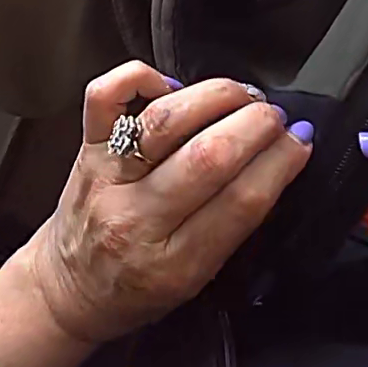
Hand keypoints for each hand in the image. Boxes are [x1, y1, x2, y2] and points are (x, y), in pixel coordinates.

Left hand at [0, 62, 313, 366]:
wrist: (67, 290)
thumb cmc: (137, 288)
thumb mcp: (197, 278)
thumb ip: (235, 224)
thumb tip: (281, 158)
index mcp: (175, 263)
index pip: (241, 202)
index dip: (280, 161)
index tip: (300, 140)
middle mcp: (137, 218)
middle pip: (207, 156)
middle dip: (256, 125)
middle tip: (274, 116)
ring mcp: (107, 177)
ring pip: (164, 120)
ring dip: (217, 96)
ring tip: (243, 95)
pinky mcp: (86, 148)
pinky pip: (104, 97)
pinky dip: (140, 76)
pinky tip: (172, 84)